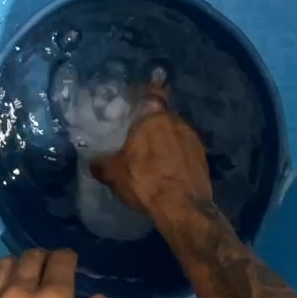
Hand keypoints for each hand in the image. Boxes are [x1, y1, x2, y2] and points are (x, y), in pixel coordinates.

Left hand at [0, 249, 106, 297]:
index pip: (60, 260)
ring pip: (5, 265)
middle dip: (44, 259)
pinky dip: (2, 289)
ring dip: (19, 266)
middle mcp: (21, 293)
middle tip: (50, 273)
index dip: (68, 258)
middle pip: (31, 256)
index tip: (71, 264)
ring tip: (25, 281)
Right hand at [93, 81, 211, 219]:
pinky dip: (177, 154)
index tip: (146, 89)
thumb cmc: (145, 182)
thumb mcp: (114, 174)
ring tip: (155, 155)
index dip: (150, 89)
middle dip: (154, 122)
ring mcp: (193, 139)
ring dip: (167, 139)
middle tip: (142, 133)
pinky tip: (169, 168)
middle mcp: (176, 122)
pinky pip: (185, 149)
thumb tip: (93, 162)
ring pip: (176, 132)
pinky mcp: (203, 157)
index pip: (154, 92)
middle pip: (163, 115)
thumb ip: (101, 164)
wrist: (183, 208)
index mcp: (153, 117)